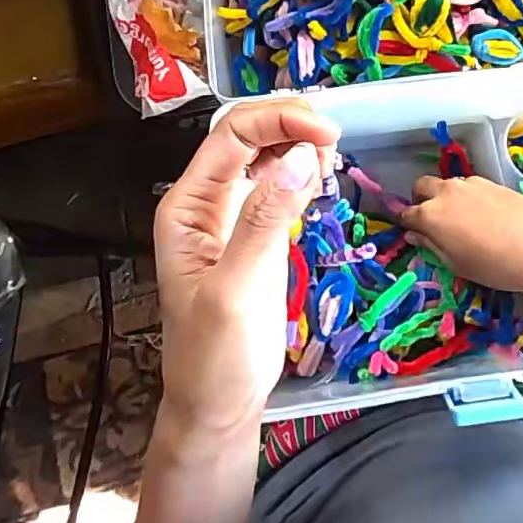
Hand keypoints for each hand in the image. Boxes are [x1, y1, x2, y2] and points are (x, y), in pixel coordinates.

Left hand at [154, 99, 338, 437]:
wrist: (219, 403)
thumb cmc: (215, 355)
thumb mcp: (237, 289)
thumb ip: (265, 221)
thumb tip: (300, 157)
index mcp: (188, 205)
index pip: (230, 136)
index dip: (278, 120)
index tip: (326, 131)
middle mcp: (207, 200)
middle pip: (247, 135)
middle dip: (290, 125)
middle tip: (333, 142)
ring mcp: (233, 214)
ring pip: (266, 154)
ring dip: (299, 144)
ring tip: (329, 161)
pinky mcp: (257, 231)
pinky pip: (280, 184)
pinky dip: (303, 171)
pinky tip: (320, 177)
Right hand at [397, 176, 522, 297]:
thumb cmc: (497, 265)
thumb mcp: (458, 265)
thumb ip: (432, 246)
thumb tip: (416, 235)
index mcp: (430, 215)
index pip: (406, 213)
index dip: (405, 224)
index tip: (411, 233)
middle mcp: (446, 192)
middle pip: (421, 186)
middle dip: (420, 200)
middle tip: (432, 222)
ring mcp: (470, 183)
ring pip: (446, 184)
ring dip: (444, 198)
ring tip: (461, 222)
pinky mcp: (491, 181)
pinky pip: (467, 186)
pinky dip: (464, 197)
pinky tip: (482, 217)